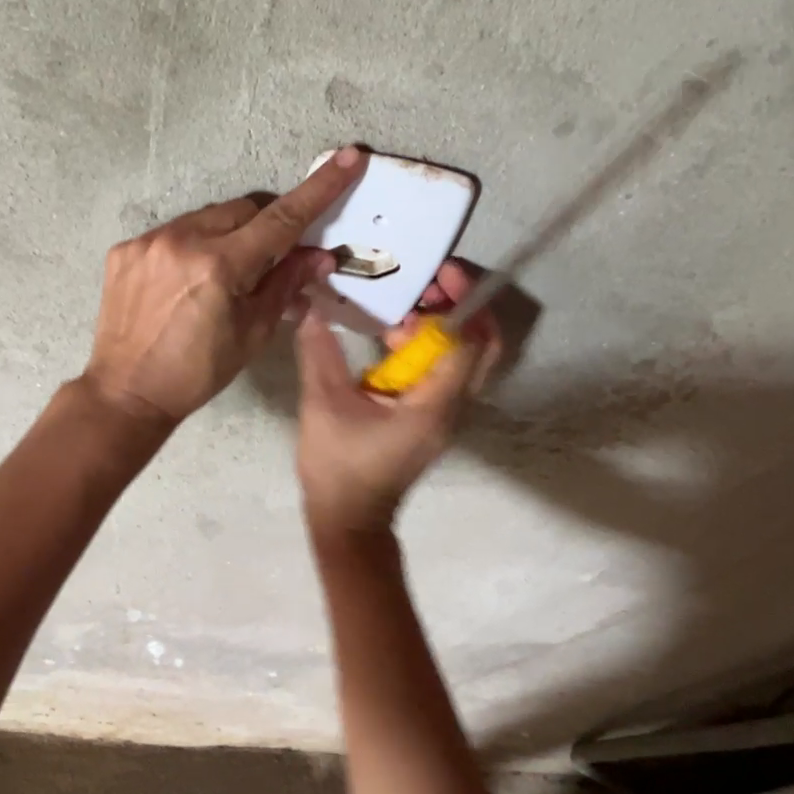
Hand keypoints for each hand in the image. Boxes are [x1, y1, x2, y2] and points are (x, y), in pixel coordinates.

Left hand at [82, 146, 366, 425]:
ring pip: (207, 217)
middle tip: (271, 257)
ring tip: (221, 275)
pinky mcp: (126, 250)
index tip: (347, 157)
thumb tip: (319, 255)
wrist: (126, 392)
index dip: (320, 187)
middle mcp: (182, 241)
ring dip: (226, 234)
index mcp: (220, 266)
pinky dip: (191, 247)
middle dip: (265, 224)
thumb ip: (285, 285)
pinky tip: (185, 281)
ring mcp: (149, 242)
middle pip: (243, 209)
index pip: (281, 218)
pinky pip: (173, 232)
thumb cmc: (197, 372)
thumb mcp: (252, 334)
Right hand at [294, 260, 501, 533]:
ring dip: (443, 325)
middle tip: (431, 280)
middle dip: (464, 307)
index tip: (438, 273)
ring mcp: (446, 412)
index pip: (468, 344)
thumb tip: (310, 305)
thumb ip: (319, 351)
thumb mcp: (322, 404)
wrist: (348, 521)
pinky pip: (445, 370)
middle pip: (483, 347)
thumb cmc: (338, 468)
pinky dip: (428, 345)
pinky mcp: (432, 415)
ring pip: (467, 357)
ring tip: (403, 306)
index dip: (461, 302)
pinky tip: (390, 335)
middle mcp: (453, 407)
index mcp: (434, 405)